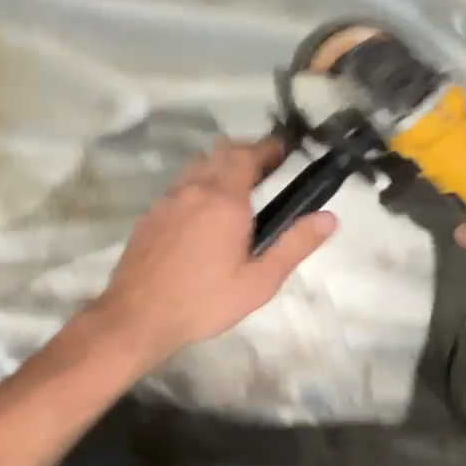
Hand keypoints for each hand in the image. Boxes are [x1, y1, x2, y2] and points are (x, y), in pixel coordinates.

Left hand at [91, 137, 335, 360]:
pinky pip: (180, 185)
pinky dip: (198, 183)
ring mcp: (168, 200)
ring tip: (237, 185)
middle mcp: (195, 189)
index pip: (248, 156)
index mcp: (225, 201)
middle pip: (222, 153)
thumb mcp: (259, 282)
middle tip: (266, 167)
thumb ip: (294, 246)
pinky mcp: (151, 214)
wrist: (137, 316)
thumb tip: (329, 218)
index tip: (284, 149)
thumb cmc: (204, 301)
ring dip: (219, 165)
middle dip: (246, 153)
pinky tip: (203, 211)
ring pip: (197, 166)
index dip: (268, 148)